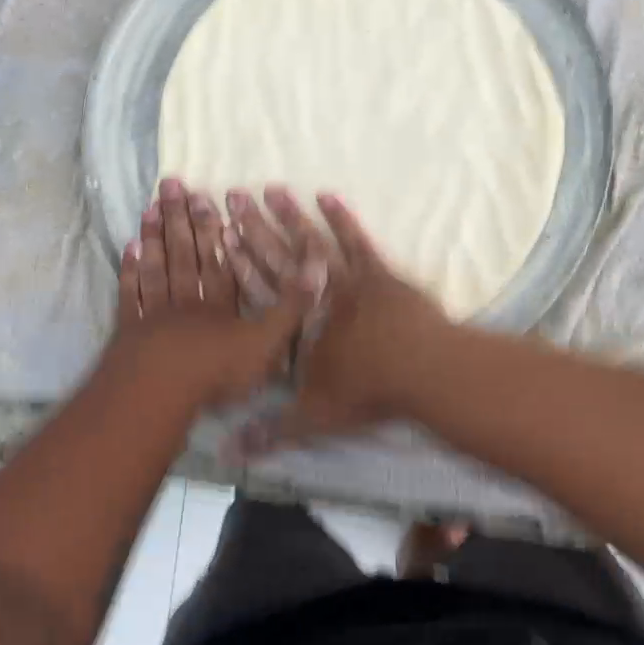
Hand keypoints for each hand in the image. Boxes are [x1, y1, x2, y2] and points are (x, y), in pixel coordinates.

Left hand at [99, 178, 320, 415]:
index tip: (204, 196)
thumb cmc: (215, 369)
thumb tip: (319, 267)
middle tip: (171, 185)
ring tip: (150, 208)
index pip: (219, 261)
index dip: (213, 229)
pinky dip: (128, 273)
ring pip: (156, 269)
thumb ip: (291, 307)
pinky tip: (128, 250)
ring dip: (153, 238)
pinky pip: (129, 296)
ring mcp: (155, 314)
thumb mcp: (266, 343)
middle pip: (185, 256)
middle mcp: (188, 301)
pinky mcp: (129, 331)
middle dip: (180, 220)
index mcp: (220, 306)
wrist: (159, 391)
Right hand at [223, 187, 453, 455]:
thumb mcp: (315, 418)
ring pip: (313, 241)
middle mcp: (319, 296)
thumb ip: (271, 432)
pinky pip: (357, 240)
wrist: (424, 370)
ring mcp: (350, 279)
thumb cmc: (367, 391)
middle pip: (279, 256)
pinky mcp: (381, 273)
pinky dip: (342, 218)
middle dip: (254, 227)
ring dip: (291, 215)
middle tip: (232, 196)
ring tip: (271, 189)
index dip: (237, 261)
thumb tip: (226, 455)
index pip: (258, 287)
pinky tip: (327, 195)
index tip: (219, 233)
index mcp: (297, 326)